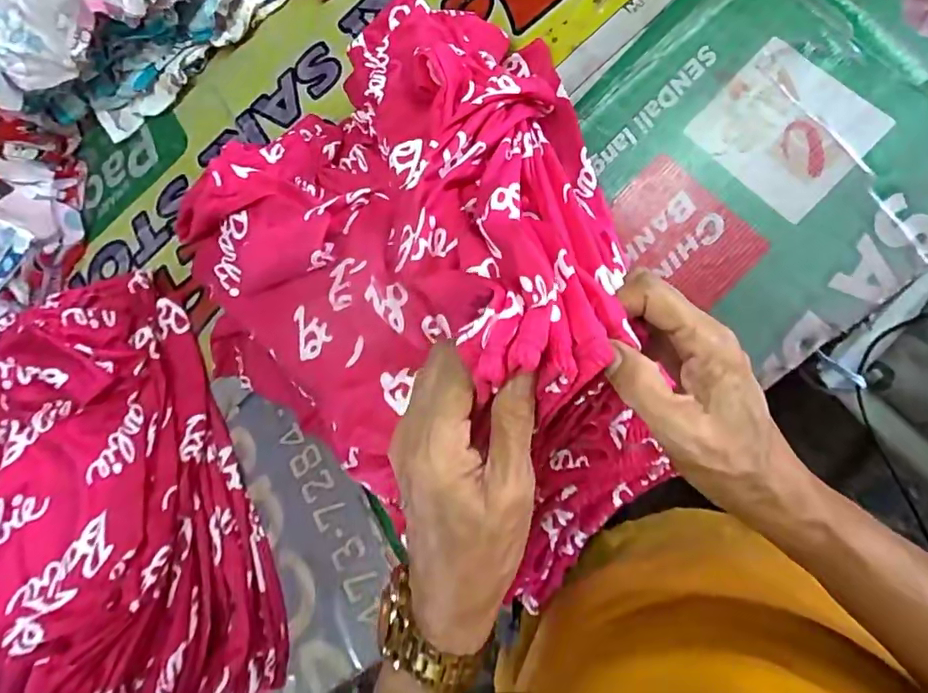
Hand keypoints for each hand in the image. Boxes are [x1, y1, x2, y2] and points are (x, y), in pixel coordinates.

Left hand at [389, 343, 534, 654]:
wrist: (445, 597)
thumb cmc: (486, 550)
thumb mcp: (512, 489)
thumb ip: (512, 421)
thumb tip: (522, 363)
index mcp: (434, 440)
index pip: (455, 362)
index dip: (489, 341)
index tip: (524, 330)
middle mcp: (409, 428)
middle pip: (440, 360)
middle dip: (481, 347)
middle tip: (522, 349)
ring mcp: (403, 433)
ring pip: (434, 373)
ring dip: (470, 364)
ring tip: (511, 368)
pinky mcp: (407, 441)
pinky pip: (431, 394)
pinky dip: (459, 384)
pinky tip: (488, 393)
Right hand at [605, 270, 820, 530]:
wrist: (770, 489)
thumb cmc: (729, 463)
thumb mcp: (679, 430)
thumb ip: (639, 384)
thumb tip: (602, 346)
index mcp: (707, 339)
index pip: (652, 291)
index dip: (616, 302)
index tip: (590, 331)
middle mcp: (704, 331)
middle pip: (650, 294)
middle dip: (615, 309)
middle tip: (588, 339)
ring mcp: (699, 344)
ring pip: (650, 312)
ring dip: (620, 326)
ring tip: (594, 351)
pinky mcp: (692, 359)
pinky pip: (654, 334)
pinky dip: (630, 342)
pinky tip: (613, 364)